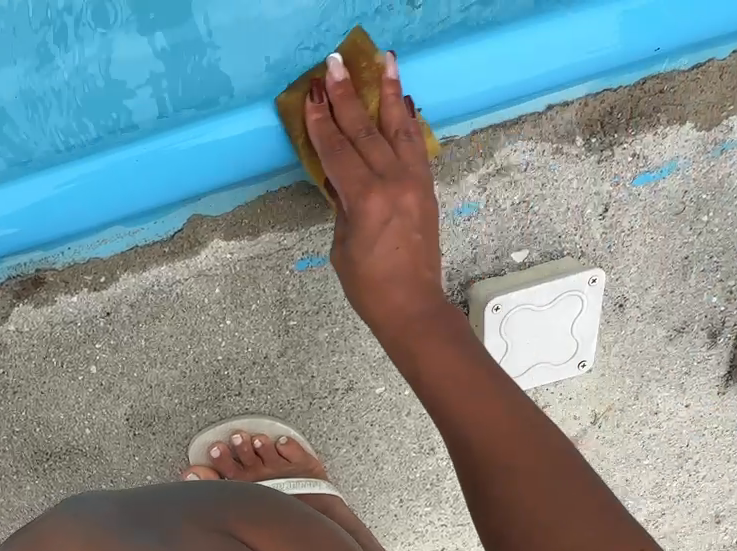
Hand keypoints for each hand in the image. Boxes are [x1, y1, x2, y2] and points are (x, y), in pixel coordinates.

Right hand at [303, 52, 447, 336]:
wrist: (411, 305)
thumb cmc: (368, 286)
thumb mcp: (342, 246)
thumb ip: (342, 206)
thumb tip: (339, 178)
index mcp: (365, 199)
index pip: (337, 150)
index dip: (320, 122)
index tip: (311, 94)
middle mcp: (393, 181)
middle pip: (365, 130)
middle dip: (348, 95)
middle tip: (336, 63)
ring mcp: (414, 182)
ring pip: (397, 127)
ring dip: (388, 92)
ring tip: (384, 60)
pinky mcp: (426, 188)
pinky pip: (415, 145)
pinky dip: (408, 121)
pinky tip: (404, 102)